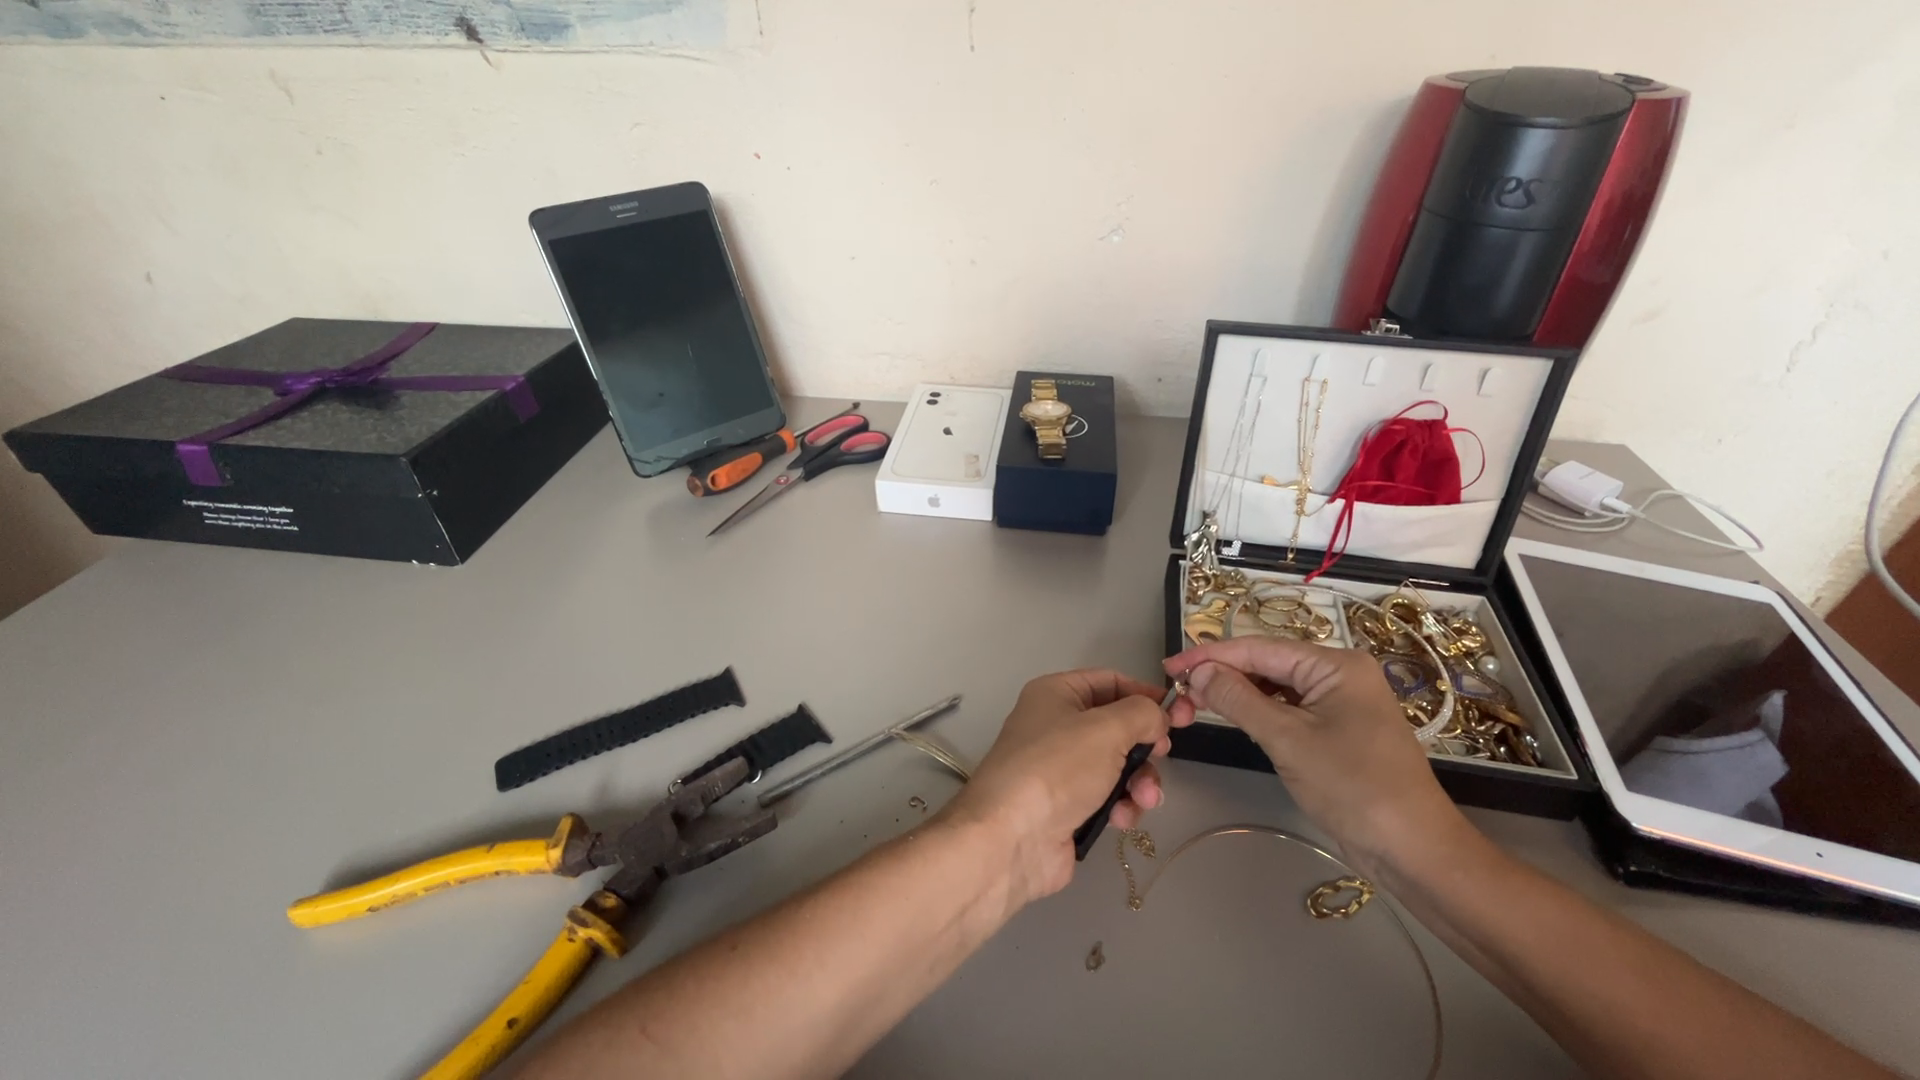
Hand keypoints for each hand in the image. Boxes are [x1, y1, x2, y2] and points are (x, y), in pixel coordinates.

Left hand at [940, 670, 1180, 907]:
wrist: (1011, 839)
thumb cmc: (1056, 769)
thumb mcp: (1106, 729)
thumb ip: (1141, 714)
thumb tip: (1157, 717)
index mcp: (1056, 694)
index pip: (1110, 682)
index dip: (1145, 695)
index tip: (1179, 713)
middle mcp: (1056, 727)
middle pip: (1118, 727)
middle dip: (1145, 746)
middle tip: (1161, 756)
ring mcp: (1062, 770)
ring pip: (1118, 766)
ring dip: (1138, 782)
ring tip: (1142, 798)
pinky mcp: (1069, 807)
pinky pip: (1109, 798)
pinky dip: (1121, 806)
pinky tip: (1120, 818)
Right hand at [1163, 639, 1470, 879]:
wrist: (1412, 848)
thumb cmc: (1352, 787)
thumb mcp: (1287, 739)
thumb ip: (1238, 699)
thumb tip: (1198, 672)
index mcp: (1335, 665)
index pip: (1259, 649)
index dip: (1210, 656)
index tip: (1168, 666)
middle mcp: (1339, 674)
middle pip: (1266, 664)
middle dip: (1220, 676)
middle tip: (1177, 693)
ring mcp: (1340, 702)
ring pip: (1274, 686)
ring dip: (1235, 695)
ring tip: (1194, 704)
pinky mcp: (1337, 729)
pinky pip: (1288, 708)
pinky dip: (1256, 711)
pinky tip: (1231, 717)